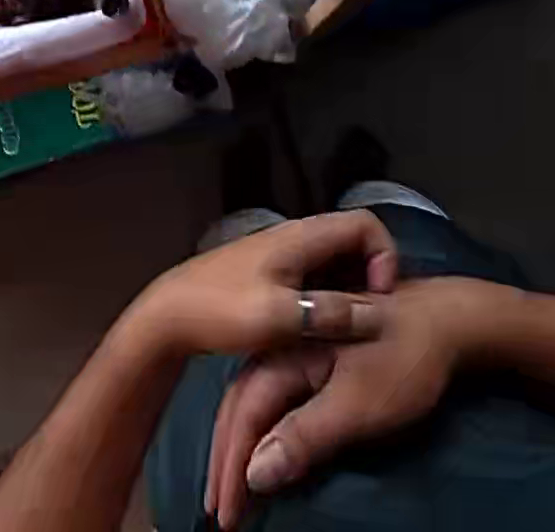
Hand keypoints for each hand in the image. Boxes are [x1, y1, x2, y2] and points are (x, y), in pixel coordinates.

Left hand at [126, 212, 400, 358]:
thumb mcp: (279, 316)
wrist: (169, 315)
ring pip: (334, 262)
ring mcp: (283, 254)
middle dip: (370, 276)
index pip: (364, 223)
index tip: (381, 296)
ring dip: (350, 290)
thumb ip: (329, 312)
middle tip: (372, 319)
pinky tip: (323, 331)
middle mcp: (297, 237)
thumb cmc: (221, 309)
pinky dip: (330, 296)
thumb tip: (377, 312)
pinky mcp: (272, 273)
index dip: (384, 254)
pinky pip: (316, 277)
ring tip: (350, 330)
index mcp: (302, 236)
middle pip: (352, 243)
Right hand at [203, 277, 510, 529]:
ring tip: (232, 484)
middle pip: (241, 403)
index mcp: (286, 351)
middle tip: (221, 511)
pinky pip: (273, 389)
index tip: (226, 515)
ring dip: (240, 441)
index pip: (245, 414)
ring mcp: (297, 344)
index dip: (232, 465)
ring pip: (254, 395)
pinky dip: (261, 422)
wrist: (444, 317)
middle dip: (227, 457)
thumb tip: (253, 473)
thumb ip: (304, 435)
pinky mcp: (314, 350)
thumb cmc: (404, 361)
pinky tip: (262, 440)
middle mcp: (283, 343)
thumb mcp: (358, 404)